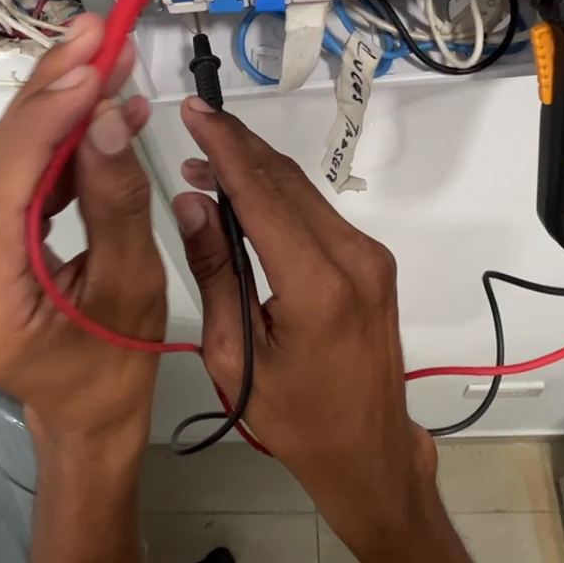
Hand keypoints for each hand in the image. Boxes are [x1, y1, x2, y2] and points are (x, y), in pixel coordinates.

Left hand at [0, 14, 166, 449]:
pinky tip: (87, 106)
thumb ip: (115, 200)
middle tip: (97, 36)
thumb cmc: (118, 367)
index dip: (46, 119)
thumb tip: (106, 115)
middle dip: (50, 96)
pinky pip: (6, 184)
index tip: (92, 64)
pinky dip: (48, 142)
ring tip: (100, 57)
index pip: (4, 192)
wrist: (86, 417)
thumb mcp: (133, 285)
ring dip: (51, 109)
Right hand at [171, 97, 435, 545]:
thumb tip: (191, 202)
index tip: (195, 111)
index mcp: (317, 285)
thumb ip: (215, 272)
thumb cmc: (293, 419)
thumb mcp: (235, 355)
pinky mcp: (372, 261)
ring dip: (256, 169)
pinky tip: (244, 196)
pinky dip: (279, 195)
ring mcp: (370, 256)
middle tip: (194, 125)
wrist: (368, 452)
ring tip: (206, 162)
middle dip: (238, 146)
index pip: (263, 195)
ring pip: (304, 191)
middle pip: (287, 181)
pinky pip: (318, 213)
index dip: (226, 147)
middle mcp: (353, 257)